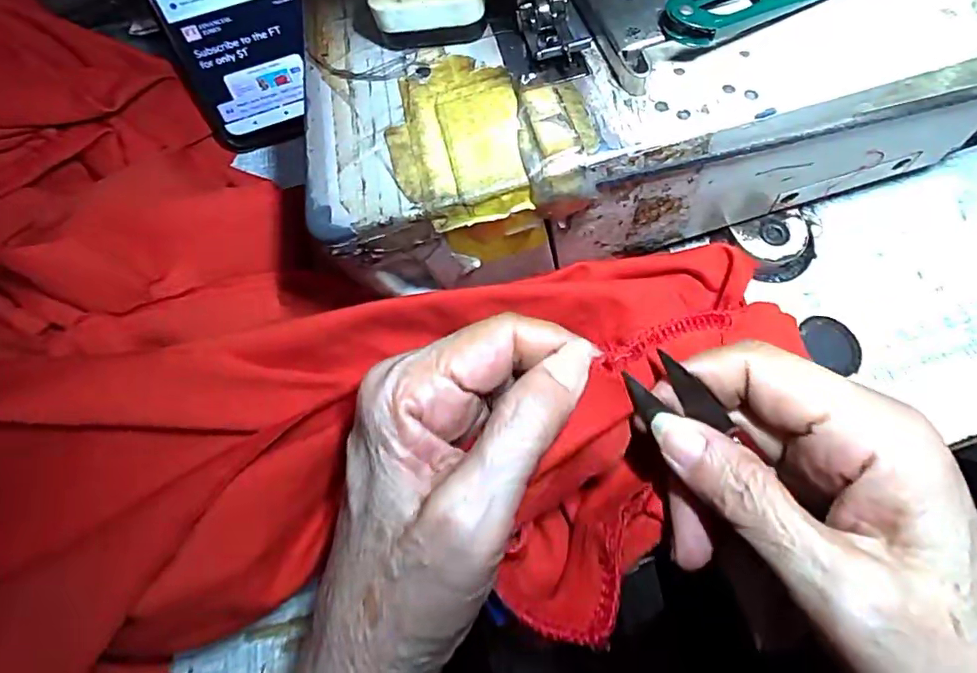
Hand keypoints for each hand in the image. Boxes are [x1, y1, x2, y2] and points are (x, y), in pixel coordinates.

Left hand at [301, 314, 595, 672]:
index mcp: (403, 387)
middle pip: (499, 349)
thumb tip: (578, 358)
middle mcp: (405, 379)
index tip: (606, 380)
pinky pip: (492, 401)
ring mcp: (416, 402)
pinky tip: (547, 443)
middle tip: (600, 411)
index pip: (497, 334)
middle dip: (553, 373)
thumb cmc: (411, 592)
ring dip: (544, 397)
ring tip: (579, 431)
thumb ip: (526, 426)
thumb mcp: (476, 511)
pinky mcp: (431, 427)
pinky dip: (527, 417)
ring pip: (500, 373)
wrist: (370, 647)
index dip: (557, 347)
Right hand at [648, 342, 976, 672]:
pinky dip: (733, 524)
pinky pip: (753, 483)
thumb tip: (665, 427)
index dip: (694, 383)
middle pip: (738, 413)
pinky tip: (744, 577)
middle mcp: (853, 427)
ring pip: (736, 450)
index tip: (646, 426)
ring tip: (708, 564)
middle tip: (686, 540)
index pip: (760, 366)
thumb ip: (746, 500)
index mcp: (875, 429)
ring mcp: (838, 457)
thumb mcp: (836, 584)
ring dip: (711, 507)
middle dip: (701, 471)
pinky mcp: (825, 488)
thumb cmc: (948, 657)